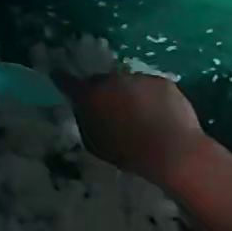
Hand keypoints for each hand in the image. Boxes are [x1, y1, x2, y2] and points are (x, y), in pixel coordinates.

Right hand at [56, 72, 205, 183]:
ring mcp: (137, 77)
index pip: (66, 81)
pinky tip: (158, 114)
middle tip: (111, 110)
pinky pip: (149, 86)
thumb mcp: (94, 142)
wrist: (172, 151)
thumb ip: (85, 120)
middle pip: (100, 82)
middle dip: (102, 93)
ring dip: (127, 94)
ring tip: (139, 115)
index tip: (59, 78)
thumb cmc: (127, 152)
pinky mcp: (161, 81)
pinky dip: (150, 96)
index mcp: (89, 95)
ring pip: (127, 83)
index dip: (62, 80)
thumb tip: (84, 109)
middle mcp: (110, 79)